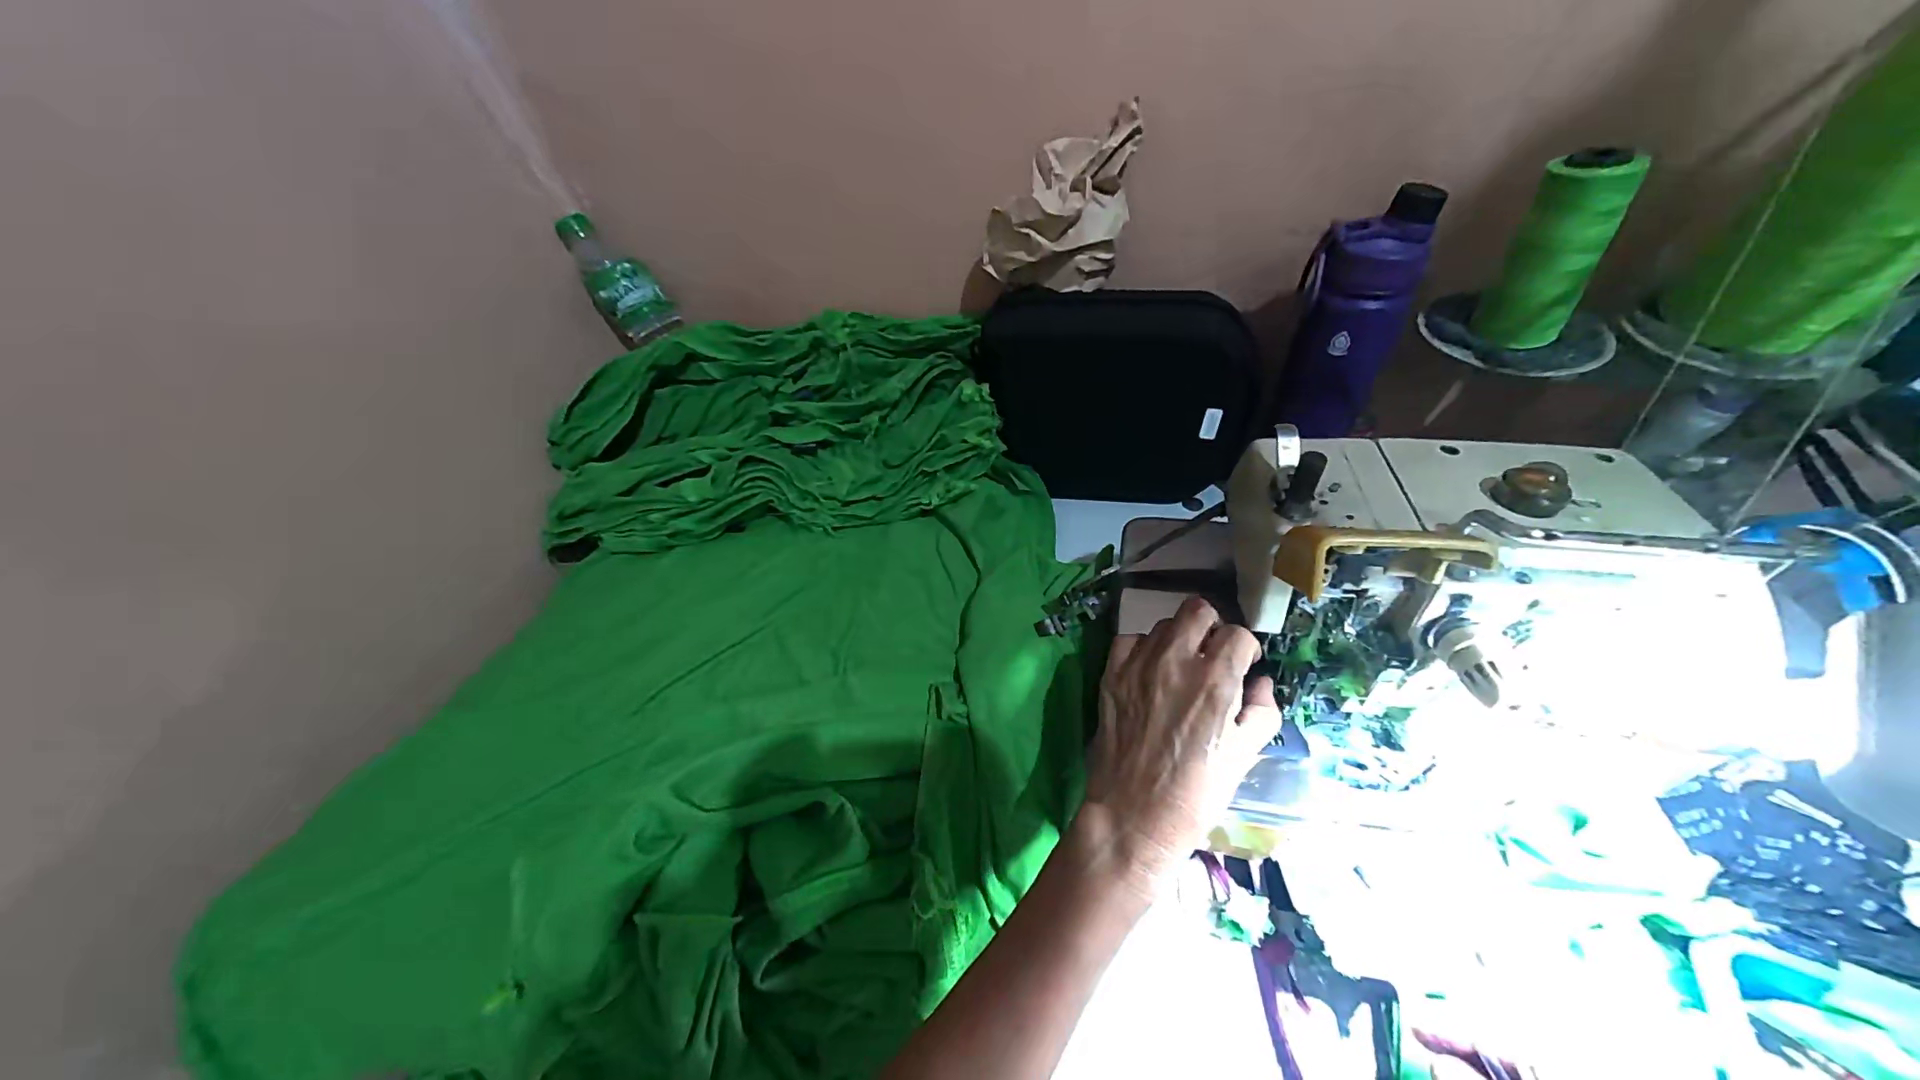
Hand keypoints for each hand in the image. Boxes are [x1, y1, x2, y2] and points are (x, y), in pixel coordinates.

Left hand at [1079, 597, 1283, 901]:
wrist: (1134, 814)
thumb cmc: (1197, 792)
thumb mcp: (1245, 754)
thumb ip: (1262, 710)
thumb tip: (1260, 683)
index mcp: (1216, 680)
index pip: (1238, 634)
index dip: (1245, 648)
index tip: (1243, 664)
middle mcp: (1176, 661)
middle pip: (1198, 610)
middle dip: (1212, 627)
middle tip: (1212, 653)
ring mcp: (1138, 665)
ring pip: (1163, 625)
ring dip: (1178, 638)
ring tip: (1180, 666)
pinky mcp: (1111, 675)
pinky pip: (1128, 641)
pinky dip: (1141, 649)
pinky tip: (1148, 671)